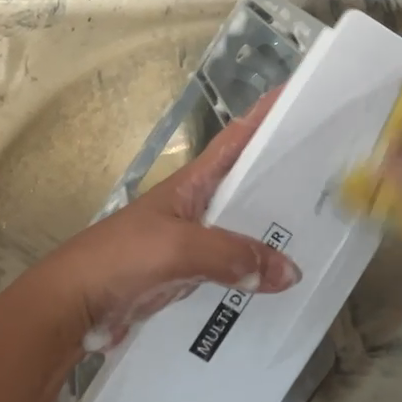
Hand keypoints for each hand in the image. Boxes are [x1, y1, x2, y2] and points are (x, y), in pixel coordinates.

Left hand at [18, 89, 302, 351]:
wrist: (73, 304)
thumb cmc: (122, 257)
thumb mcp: (180, 248)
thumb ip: (232, 256)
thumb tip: (290, 271)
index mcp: (193, 182)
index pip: (236, 139)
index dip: (264, 116)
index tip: (298, 97)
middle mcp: (197, 205)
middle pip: (247, 183)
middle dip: (283, 176)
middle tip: (328, 174)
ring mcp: (193, 241)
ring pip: (243, 227)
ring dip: (273, 227)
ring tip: (318, 230)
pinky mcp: (189, 275)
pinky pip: (233, 266)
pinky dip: (256, 269)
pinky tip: (279, 282)